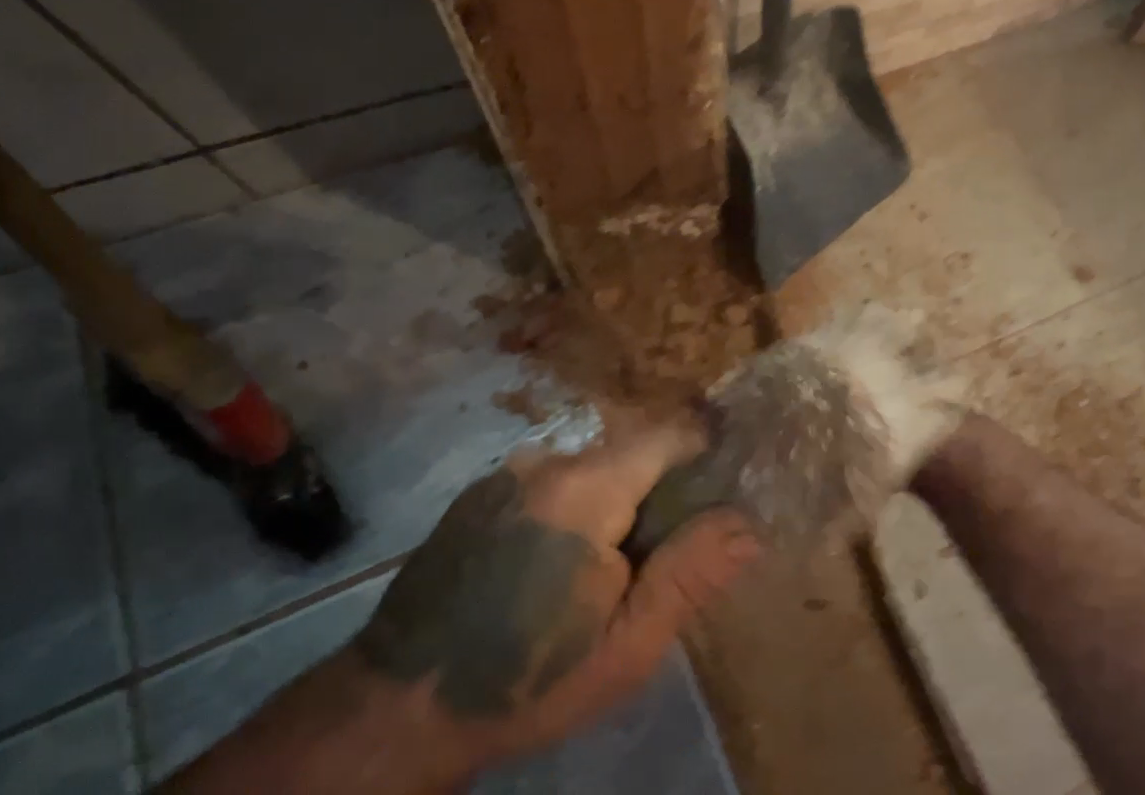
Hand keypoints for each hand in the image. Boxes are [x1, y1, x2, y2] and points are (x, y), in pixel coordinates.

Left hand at [350, 415, 760, 767]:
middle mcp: (542, 462)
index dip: (705, 456)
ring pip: (589, 474)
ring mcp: (503, 476)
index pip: (668, 434)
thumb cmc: (525, 679)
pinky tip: (549, 574)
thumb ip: (691, 574)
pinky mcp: (476, 498)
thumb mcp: (627, 646)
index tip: (722, 498)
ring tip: (602, 579)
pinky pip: (549, 488)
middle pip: (629, 456)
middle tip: (656, 567)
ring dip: (611, 510)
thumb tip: (750, 524)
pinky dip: (570, 515)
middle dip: (656, 498)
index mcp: (584, 489)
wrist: (394, 709)